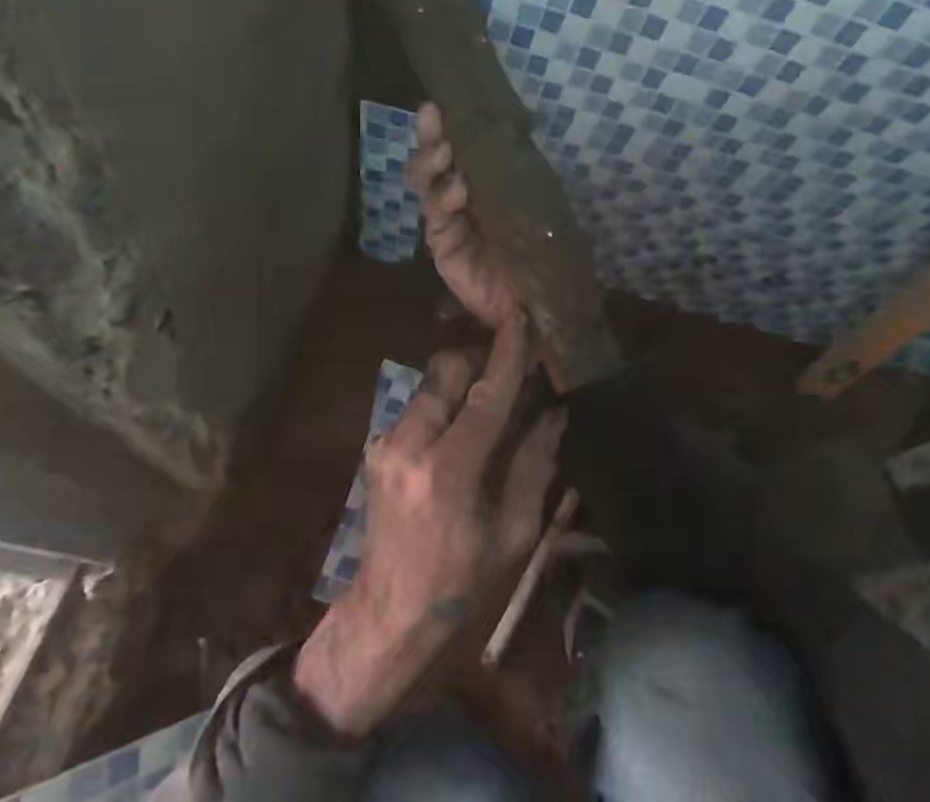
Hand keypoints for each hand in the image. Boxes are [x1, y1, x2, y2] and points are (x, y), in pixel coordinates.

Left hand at [293, 321, 565, 736]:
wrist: (390, 608)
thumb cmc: (462, 581)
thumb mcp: (513, 534)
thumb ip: (534, 467)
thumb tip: (554, 415)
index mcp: (447, 472)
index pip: (485, 397)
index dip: (508, 356)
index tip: (523, 320)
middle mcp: (408, 446)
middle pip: (446, 373)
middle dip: (480, 362)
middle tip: (511, 372)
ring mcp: (385, 445)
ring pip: (429, 387)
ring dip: (462, 386)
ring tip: (491, 406)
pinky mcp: (375, 449)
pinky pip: (416, 410)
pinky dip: (444, 408)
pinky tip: (463, 432)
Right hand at [407, 103, 523, 330]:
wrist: (539, 301)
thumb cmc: (543, 250)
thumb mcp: (535, 205)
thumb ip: (514, 175)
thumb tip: (501, 133)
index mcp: (486, 186)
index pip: (461, 152)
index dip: (446, 130)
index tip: (437, 108)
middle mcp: (462, 200)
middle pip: (434, 164)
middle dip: (429, 140)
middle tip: (433, 122)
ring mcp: (449, 223)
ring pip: (427, 186)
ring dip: (432, 166)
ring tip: (445, 154)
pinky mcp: (442, 246)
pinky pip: (436, 217)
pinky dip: (443, 199)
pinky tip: (457, 191)